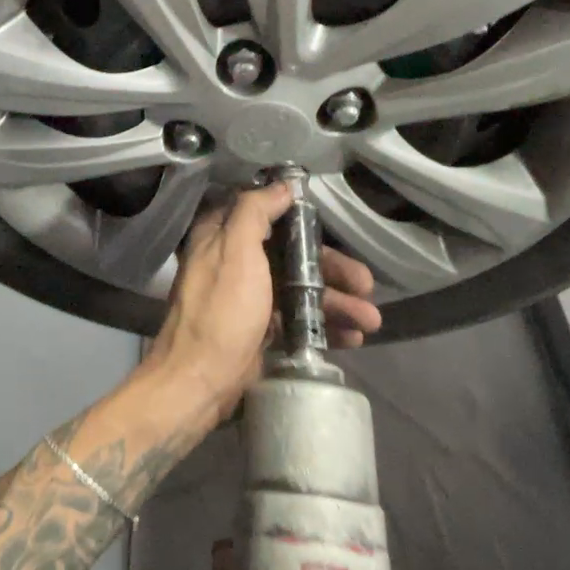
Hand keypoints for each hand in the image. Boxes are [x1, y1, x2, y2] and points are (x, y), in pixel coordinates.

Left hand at [144, 183, 383, 418]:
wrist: (199, 383)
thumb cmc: (220, 312)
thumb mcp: (235, 251)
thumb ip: (255, 212)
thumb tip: (281, 186)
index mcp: (221, 238)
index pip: (264, 214)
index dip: (298, 217)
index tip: (331, 226)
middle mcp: (234, 263)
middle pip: (291, 255)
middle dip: (332, 269)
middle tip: (366, 284)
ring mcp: (248, 300)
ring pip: (299, 290)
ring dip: (336, 302)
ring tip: (370, 320)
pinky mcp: (259, 332)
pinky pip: (298, 321)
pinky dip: (324, 326)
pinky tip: (353, 338)